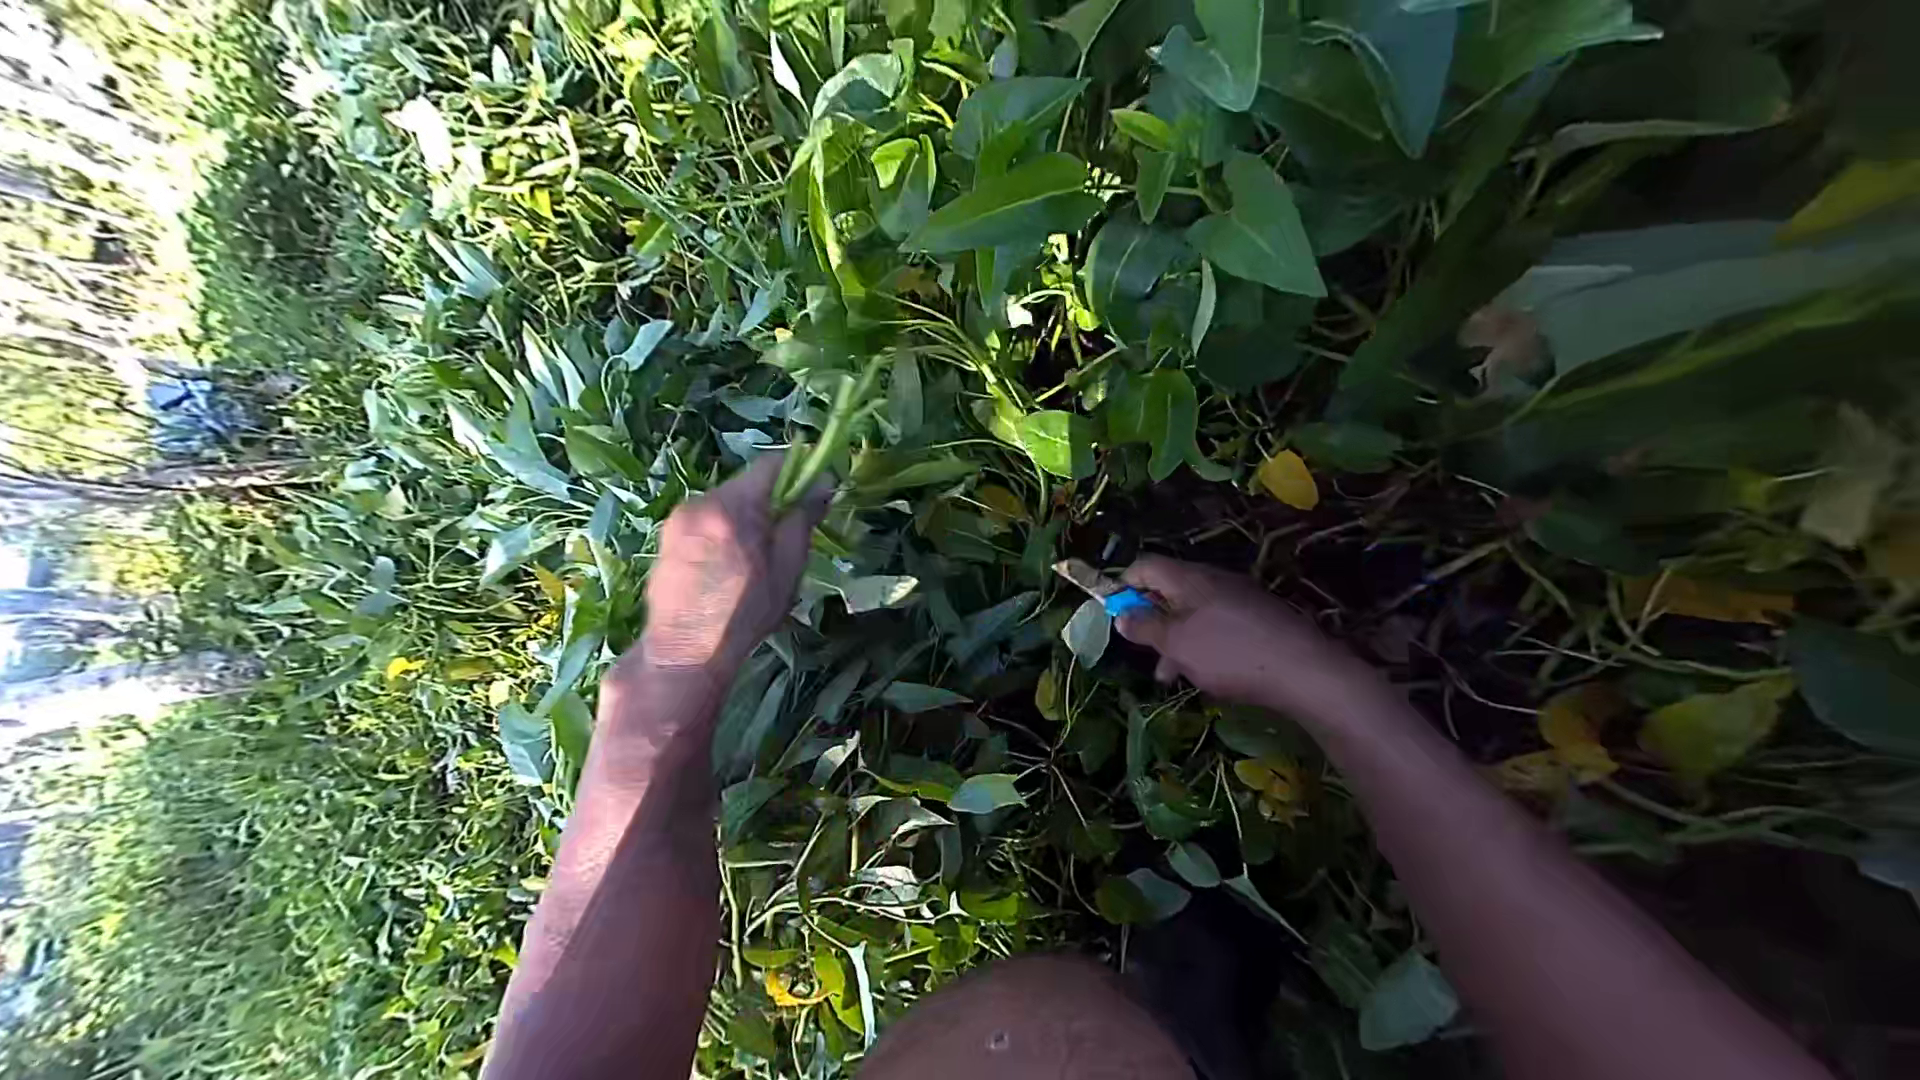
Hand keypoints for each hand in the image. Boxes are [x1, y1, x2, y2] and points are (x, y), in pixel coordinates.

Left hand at [627, 453, 827, 682]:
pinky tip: (728, 566)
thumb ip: (802, 519)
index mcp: (732, 507)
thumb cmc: (745, 614)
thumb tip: (823, 483)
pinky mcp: (666, 536)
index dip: (798, 471)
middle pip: (746, 484)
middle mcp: (700, 502)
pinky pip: (705, 519)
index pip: (771, 464)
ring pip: (725, 503)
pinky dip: (724, 530)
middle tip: (784, 536)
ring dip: (746, 517)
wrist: (684, 653)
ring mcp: (678, 518)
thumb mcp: (787, 567)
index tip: (813, 491)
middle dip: (770, 501)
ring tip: (754, 557)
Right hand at [1113, 555, 1388, 724]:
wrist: (1307, 671)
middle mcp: (1213, 580)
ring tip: (1171, 676)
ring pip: (1192, 613)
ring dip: (1174, 640)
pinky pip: (1216, 625)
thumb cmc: (1230, 653)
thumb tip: (1121, 614)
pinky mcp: (1258, 618)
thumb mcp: (1176, 644)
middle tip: (1144, 650)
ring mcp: (1239, 598)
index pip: (1144, 566)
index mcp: (1189, 578)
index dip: (1123, 586)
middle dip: (1150, 620)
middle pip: (1168, 590)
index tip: (1115, 615)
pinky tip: (1206, 674)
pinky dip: (1201, 645)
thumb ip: (1144, 627)